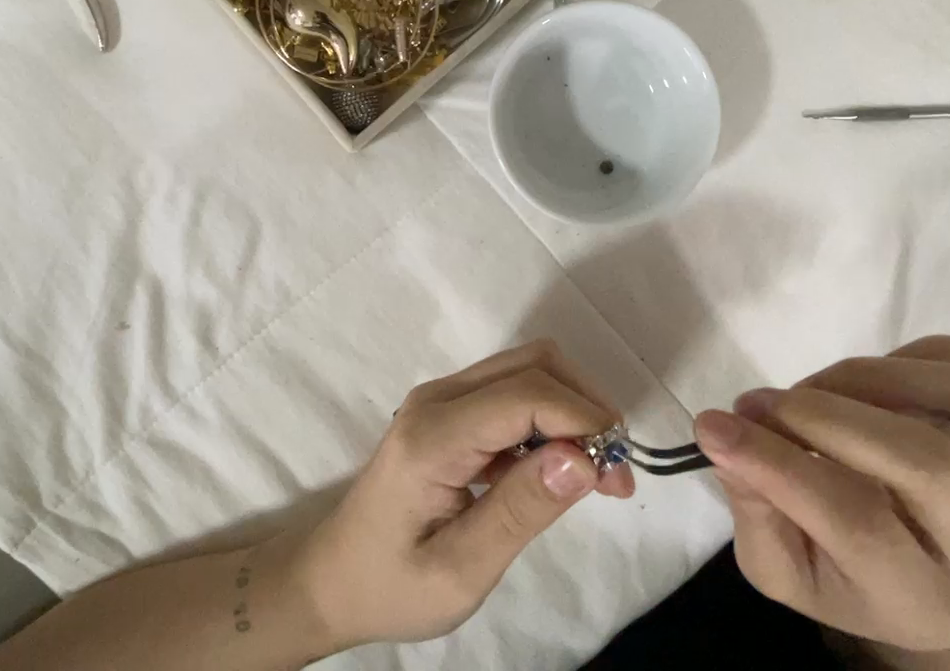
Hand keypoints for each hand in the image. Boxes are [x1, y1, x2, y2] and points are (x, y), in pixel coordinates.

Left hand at [290, 341, 635, 649]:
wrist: (333, 578)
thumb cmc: (391, 585)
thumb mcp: (460, 569)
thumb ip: (521, 509)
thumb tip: (584, 458)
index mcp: (433, 437)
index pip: (525, 395)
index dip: (582, 420)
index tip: (617, 476)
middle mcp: (437, 400)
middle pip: (533, 364)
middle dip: (585, 407)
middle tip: (612, 474)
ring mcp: (441, 400)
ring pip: (527, 371)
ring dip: (572, 410)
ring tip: (595, 475)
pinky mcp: (449, 412)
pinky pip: (512, 392)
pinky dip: (550, 418)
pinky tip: (559, 470)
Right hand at [695, 336, 949, 651]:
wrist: (914, 575)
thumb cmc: (836, 574)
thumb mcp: (775, 567)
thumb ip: (752, 510)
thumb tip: (724, 436)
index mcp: (916, 597)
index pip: (856, 522)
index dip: (777, 464)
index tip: (711, 427)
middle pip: (926, 460)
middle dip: (824, 417)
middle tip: (756, 407)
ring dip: (861, 380)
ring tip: (808, 396)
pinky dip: (924, 354)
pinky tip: (875, 377)